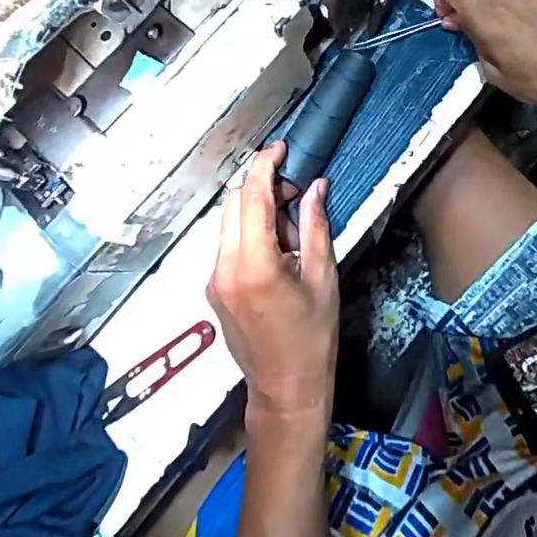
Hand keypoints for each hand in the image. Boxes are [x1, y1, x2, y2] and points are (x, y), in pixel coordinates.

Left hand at [208, 142, 338, 429]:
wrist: (285, 388)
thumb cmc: (312, 337)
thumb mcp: (323, 276)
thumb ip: (315, 225)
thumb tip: (315, 187)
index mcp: (254, 263)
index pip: (253, 196)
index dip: (265, 165)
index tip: (279, 148)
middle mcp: (225, 266)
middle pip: (234, 202)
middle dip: (262, 186)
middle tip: (295, 194)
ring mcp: (214, 278)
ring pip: (228, 221)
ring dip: (256, 210)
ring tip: (290, 231)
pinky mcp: (213, 288)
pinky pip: (227, 244)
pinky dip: (248, 232)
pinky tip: (275, 250)